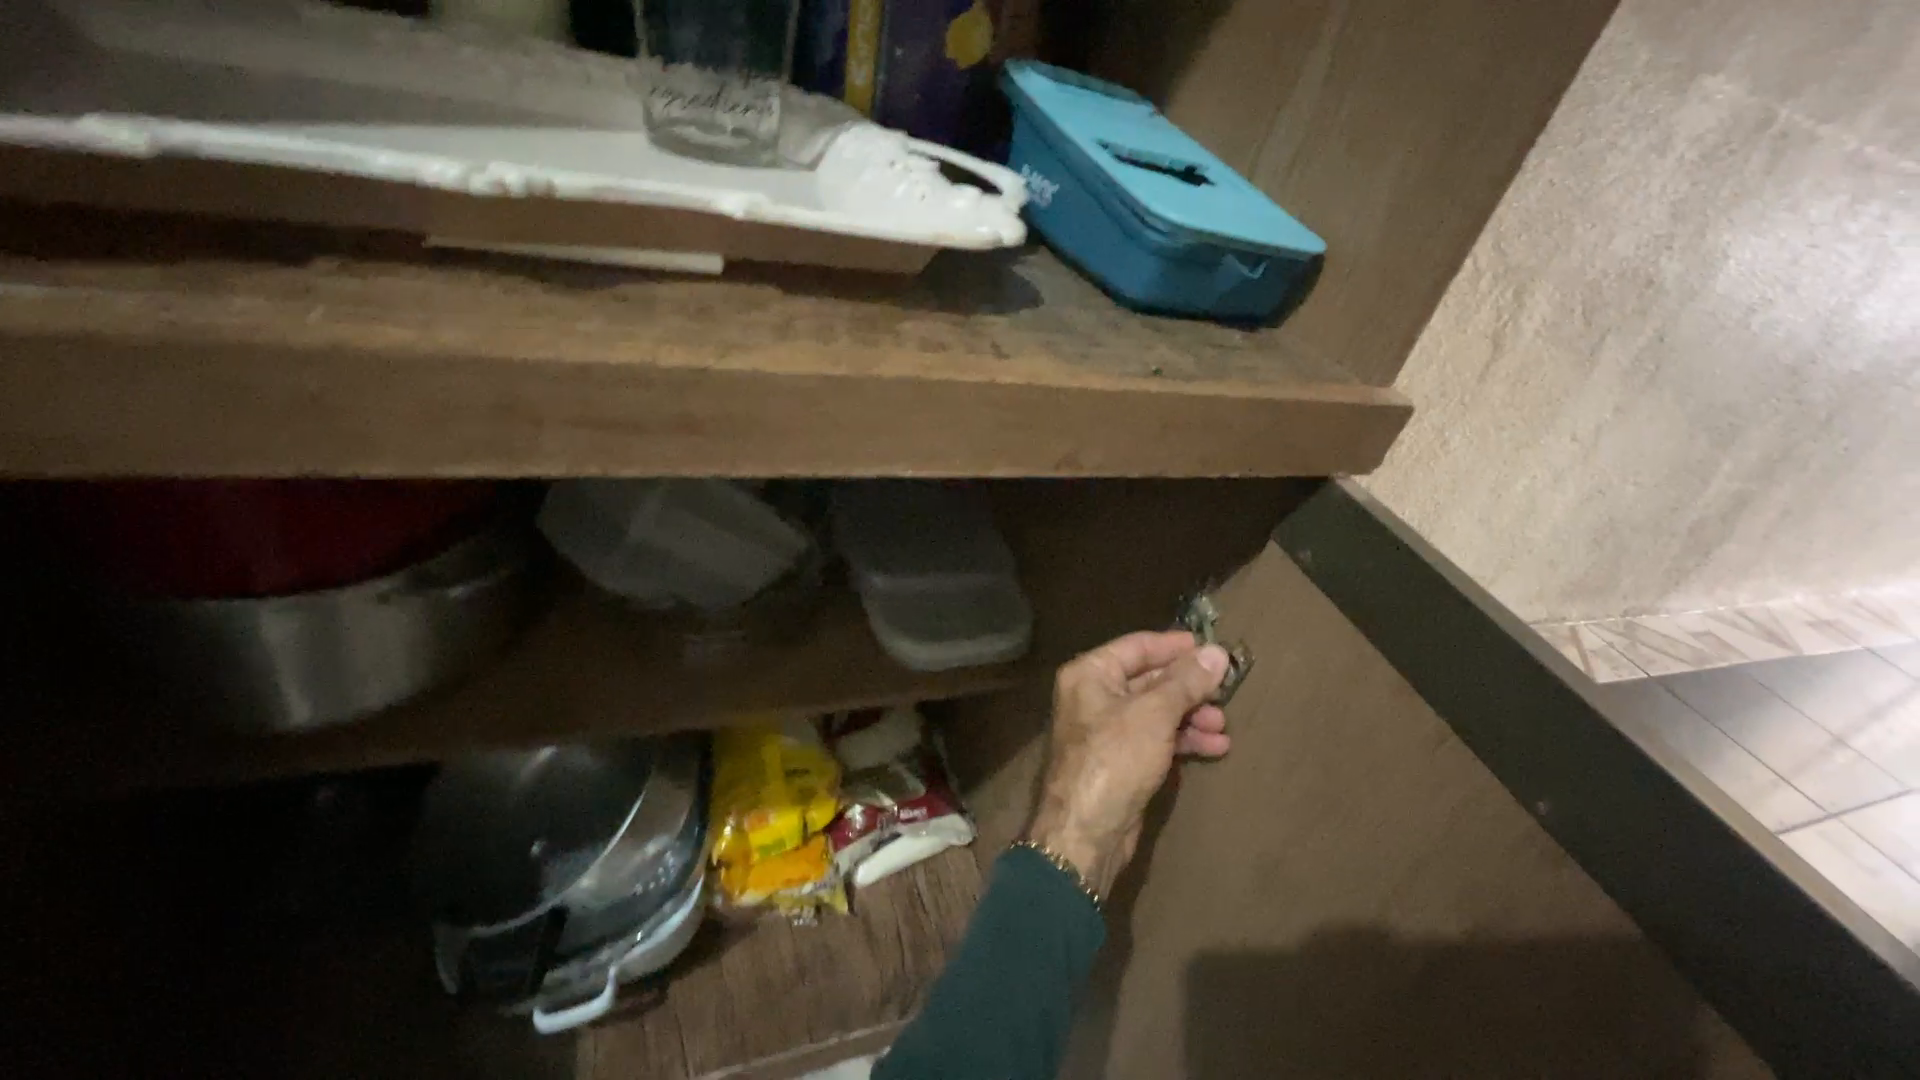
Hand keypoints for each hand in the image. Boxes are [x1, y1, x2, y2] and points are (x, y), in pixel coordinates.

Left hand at [1027, 630, 1230, 898]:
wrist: (1086, 830)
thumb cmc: (1114, 759)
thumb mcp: (1154, 714)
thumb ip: (1186, 682)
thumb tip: (1216, 653)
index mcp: (1089, 674)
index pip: (1137, 647)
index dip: (1175, 647)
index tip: (1212, 648)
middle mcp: (1093, 696)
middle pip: (1149, 680)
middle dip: (1189, 688)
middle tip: (1226, 692)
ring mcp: (1106, 730)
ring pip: (1156, 712)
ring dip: (1191, 716)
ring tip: (1223, 726)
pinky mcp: (1120, 761)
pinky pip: (1156, 739)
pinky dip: (1182, 740)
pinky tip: (1214, 747)